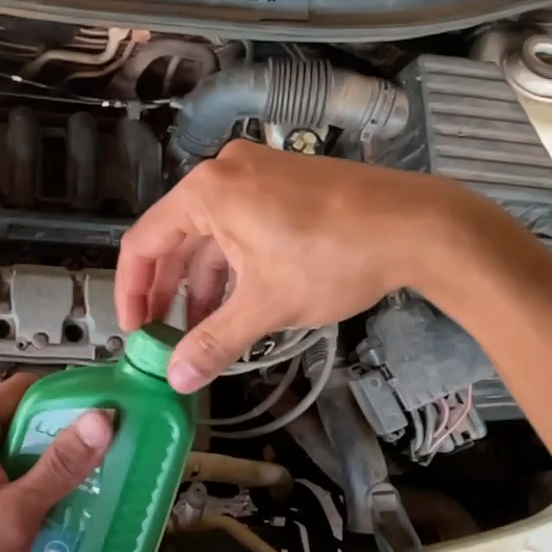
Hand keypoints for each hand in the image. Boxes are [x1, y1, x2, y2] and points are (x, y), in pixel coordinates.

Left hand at [0, 374, 111, 551]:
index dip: (66, 395)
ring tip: (98, 485)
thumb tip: (103, 417)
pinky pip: (6, 486)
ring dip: (51, 472)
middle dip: (64, 438)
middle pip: (22, 423)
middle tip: (111, 454)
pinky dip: (34, 495)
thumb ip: (59, 466)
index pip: (24, 389)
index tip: (107, 412)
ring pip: (16, 458)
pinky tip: (64, 517)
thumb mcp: (14, 514)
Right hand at [116, 141, 494, 391]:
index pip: (144, 243)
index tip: (135, 332)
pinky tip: (237, 301)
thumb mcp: (267, 306)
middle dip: (168, 291)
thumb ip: (215, 342)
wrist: (420, 225)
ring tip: (202, 330)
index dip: (131, 292)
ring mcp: (256, 172)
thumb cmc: (335, 257)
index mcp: (207, 191)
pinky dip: (232, 264)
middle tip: (162, 337)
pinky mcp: (283, 181)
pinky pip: (238, 224)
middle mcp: (223, 172)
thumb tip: (177, 380)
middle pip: (174, 236)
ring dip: (202, 282)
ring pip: (209, 233)